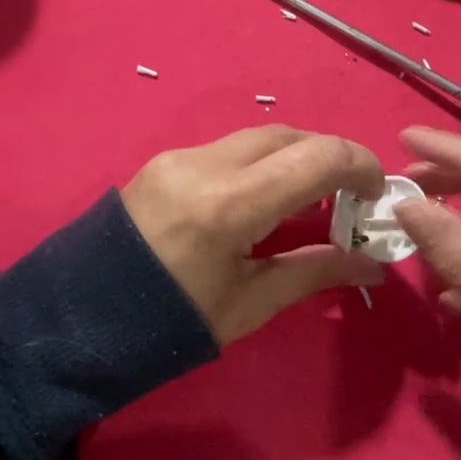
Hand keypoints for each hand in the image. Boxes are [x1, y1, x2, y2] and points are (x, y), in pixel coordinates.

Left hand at [122, 126, 386, 344]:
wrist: (83, 319)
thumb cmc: (171, 323)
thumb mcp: (250, 303)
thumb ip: (314, 271)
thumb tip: (371, 263)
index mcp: (229, 204)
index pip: (316, 157)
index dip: (360, 166)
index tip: (378, 194)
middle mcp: (203, 164)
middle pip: (287, 136)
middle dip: (328, 158)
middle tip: (350, 198)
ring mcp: (178, 157)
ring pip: (256, 138)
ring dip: (292, 158)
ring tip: (310, 201)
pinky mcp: (163, 161)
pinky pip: (226, 150)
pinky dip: (259, 165)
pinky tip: (265, 201)